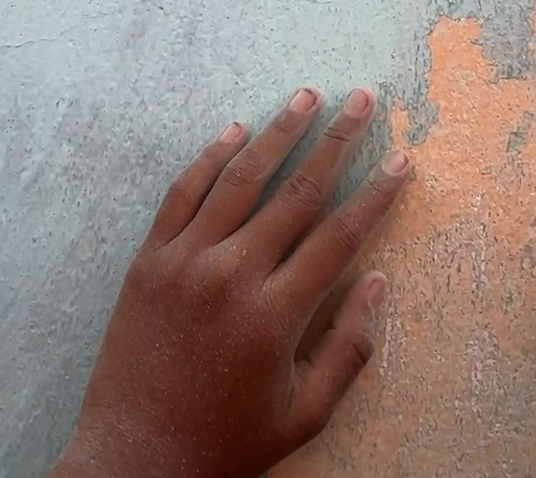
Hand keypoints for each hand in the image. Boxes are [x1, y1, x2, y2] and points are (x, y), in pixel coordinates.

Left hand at [52, 87, 412, 477]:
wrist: (133, 462)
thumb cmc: (226, 443)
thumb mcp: (304, 415)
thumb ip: (349, 348)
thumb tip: (379, 281)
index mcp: (275, 316)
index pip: (340, 236)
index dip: (377, 194)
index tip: (403, 160)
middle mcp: (232, 275)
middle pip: (297, 192)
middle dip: (337, 140)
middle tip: (362, 99)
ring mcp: (186, 261)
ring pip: (241, 179)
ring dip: (279, 132)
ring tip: (308, 95)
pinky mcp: (149, 259)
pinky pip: (182, 193)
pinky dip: (209, 157)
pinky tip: (235, 130)